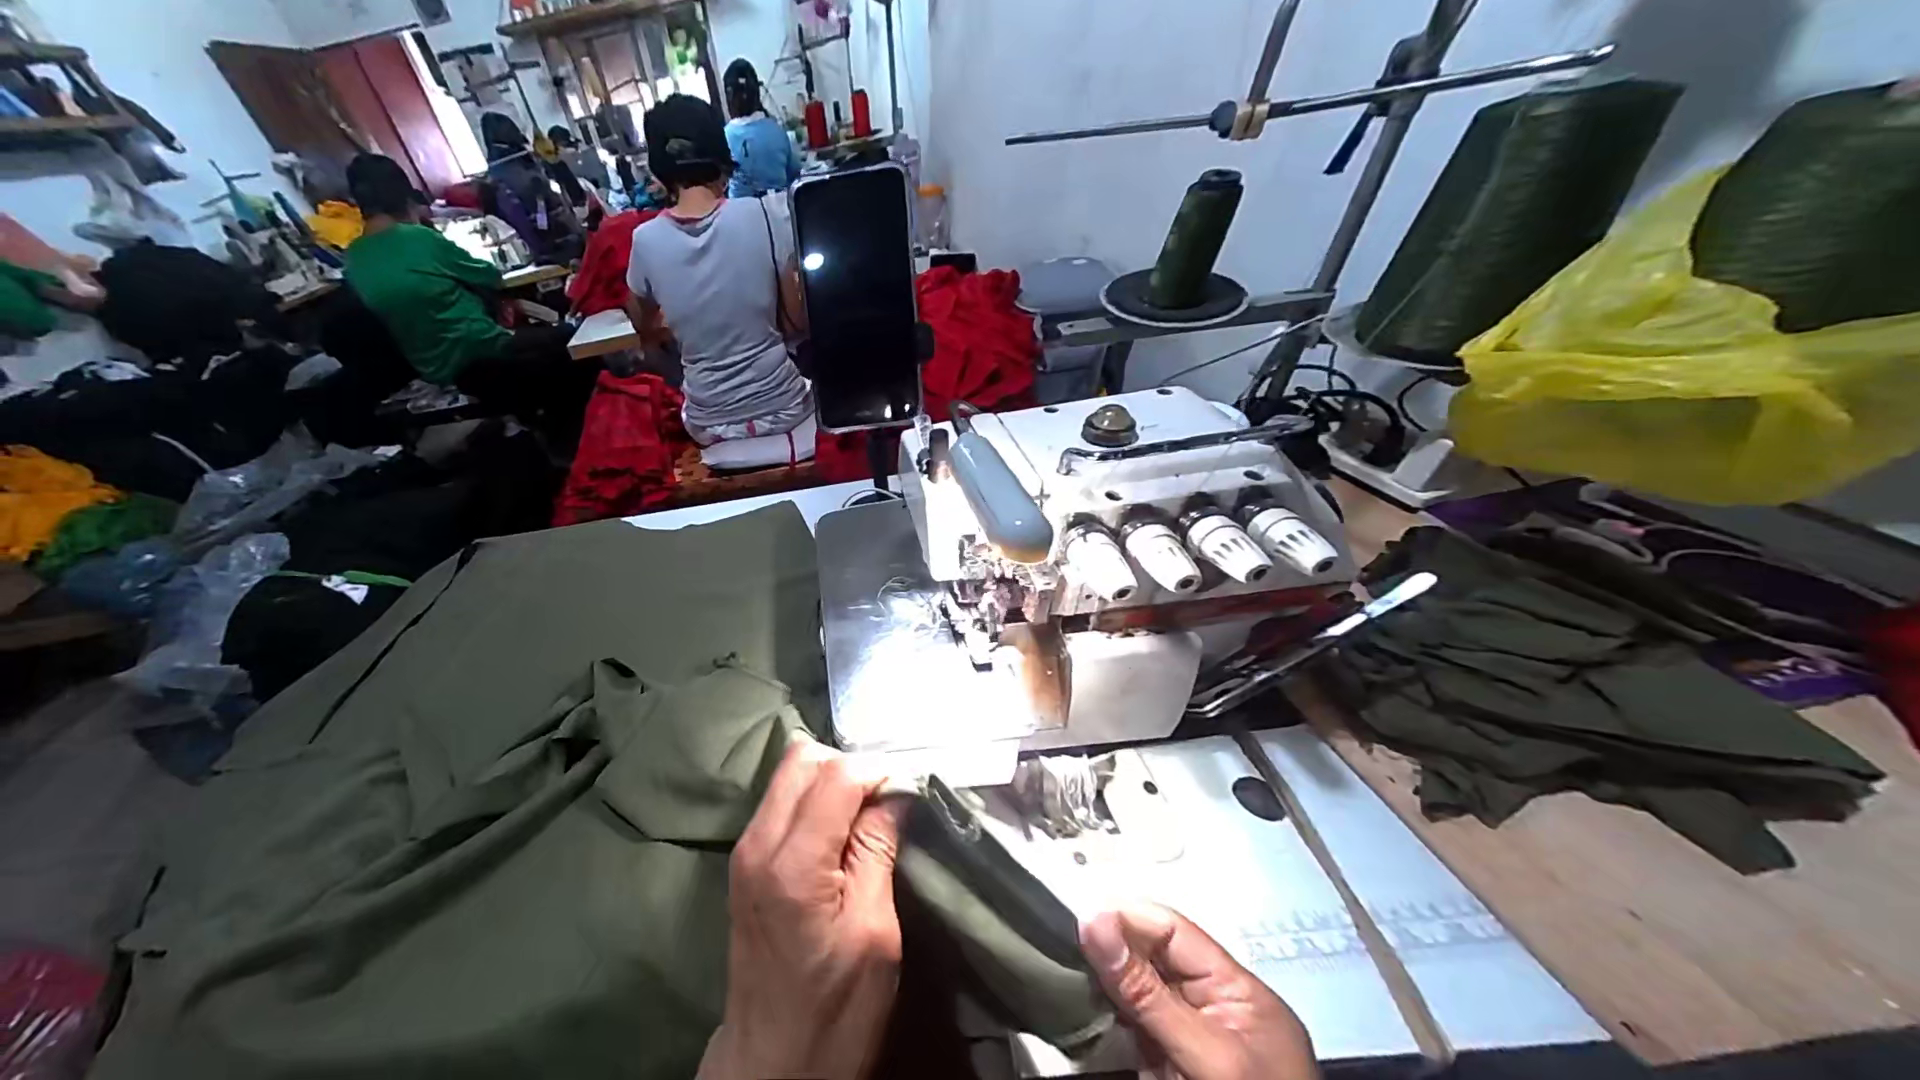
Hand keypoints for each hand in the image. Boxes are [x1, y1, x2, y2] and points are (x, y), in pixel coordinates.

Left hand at [699, 741, 909, 1079]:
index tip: (906, 795)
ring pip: (790, 770)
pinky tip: (841, 828)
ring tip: (866, 815)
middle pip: (804, 757)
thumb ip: (879, 850)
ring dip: (833, 778)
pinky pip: (782, 796)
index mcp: (793, 865)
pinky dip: (816, 795)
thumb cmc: (834, 1010)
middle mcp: (758, 843)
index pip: (837, 774)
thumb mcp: (874, 933)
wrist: (771, 1064)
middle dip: (850, 767)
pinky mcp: (746, 859)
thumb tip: (896, 792)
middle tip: (884, 802)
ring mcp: (745, 848)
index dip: (878, 773)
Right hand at [1081, 903, 1318, 1079]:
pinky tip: (1084, 1014)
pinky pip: (1133, 1029)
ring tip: (1070, 979)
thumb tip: (1094, 919)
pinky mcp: (1170, 1067)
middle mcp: (1213, 1005)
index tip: (1082, 922)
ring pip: (1137, 993)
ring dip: (1104, 987)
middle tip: (1068, 951)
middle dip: (1112, 952)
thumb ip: (1148, 991)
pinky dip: (1107, 1023)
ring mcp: (1191, 1040)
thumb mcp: (1206, 1055)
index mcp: (1236, 988)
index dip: (1128, 920)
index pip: (1173, 931)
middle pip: (1153, 957)